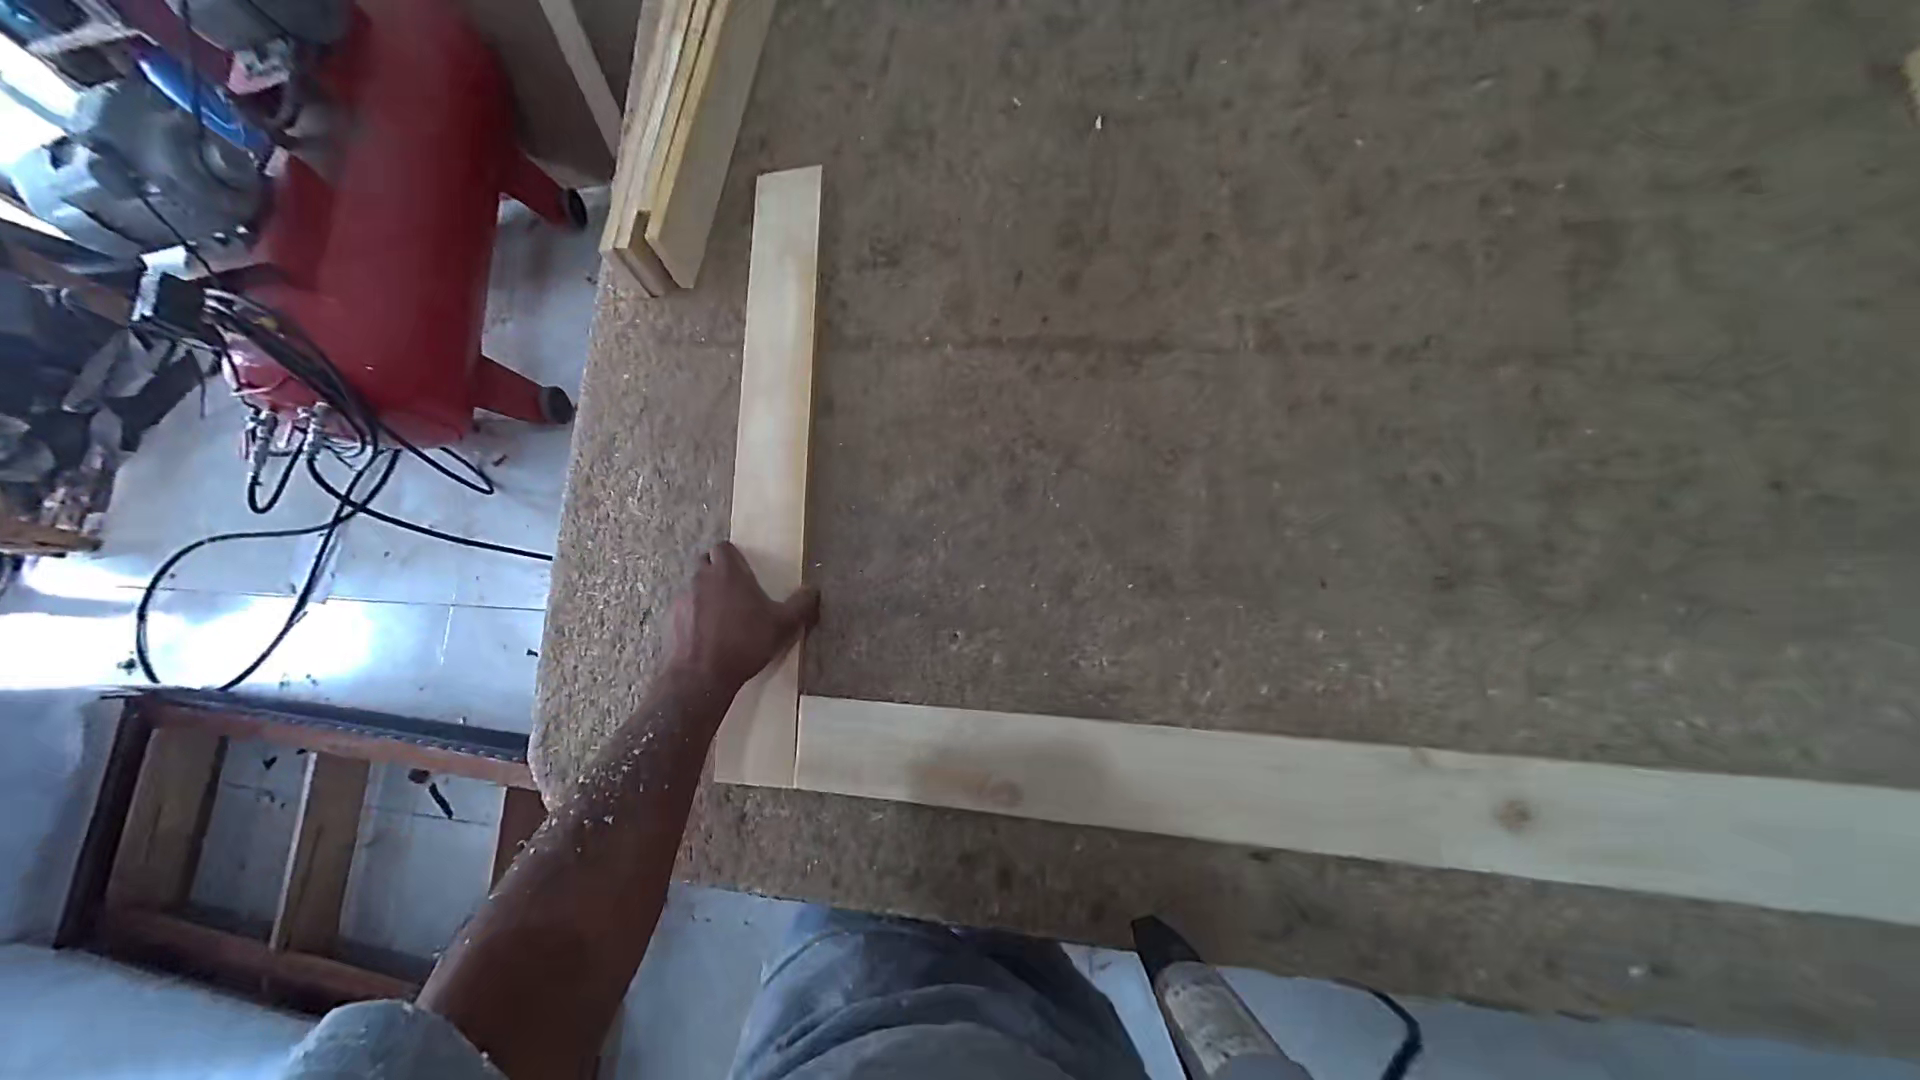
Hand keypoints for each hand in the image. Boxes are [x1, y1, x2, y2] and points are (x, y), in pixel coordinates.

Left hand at [666, 542, 819, 690]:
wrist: (702, 676)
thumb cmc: (745, 643)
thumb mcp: (784, 625)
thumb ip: (802, 604)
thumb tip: (813, 591)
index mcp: (727, 572)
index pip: (723, 547)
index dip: (734, 556)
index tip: (745, 570)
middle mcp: (701, 579)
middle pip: (705, 562)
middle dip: (718, 570)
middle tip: (736, 589)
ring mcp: (682, 599)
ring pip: (694, 586)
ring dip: (706, 594)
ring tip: (723, 616)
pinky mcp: (670, 620)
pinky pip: (684, 609)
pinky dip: (694, 616)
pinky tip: (707, 635)